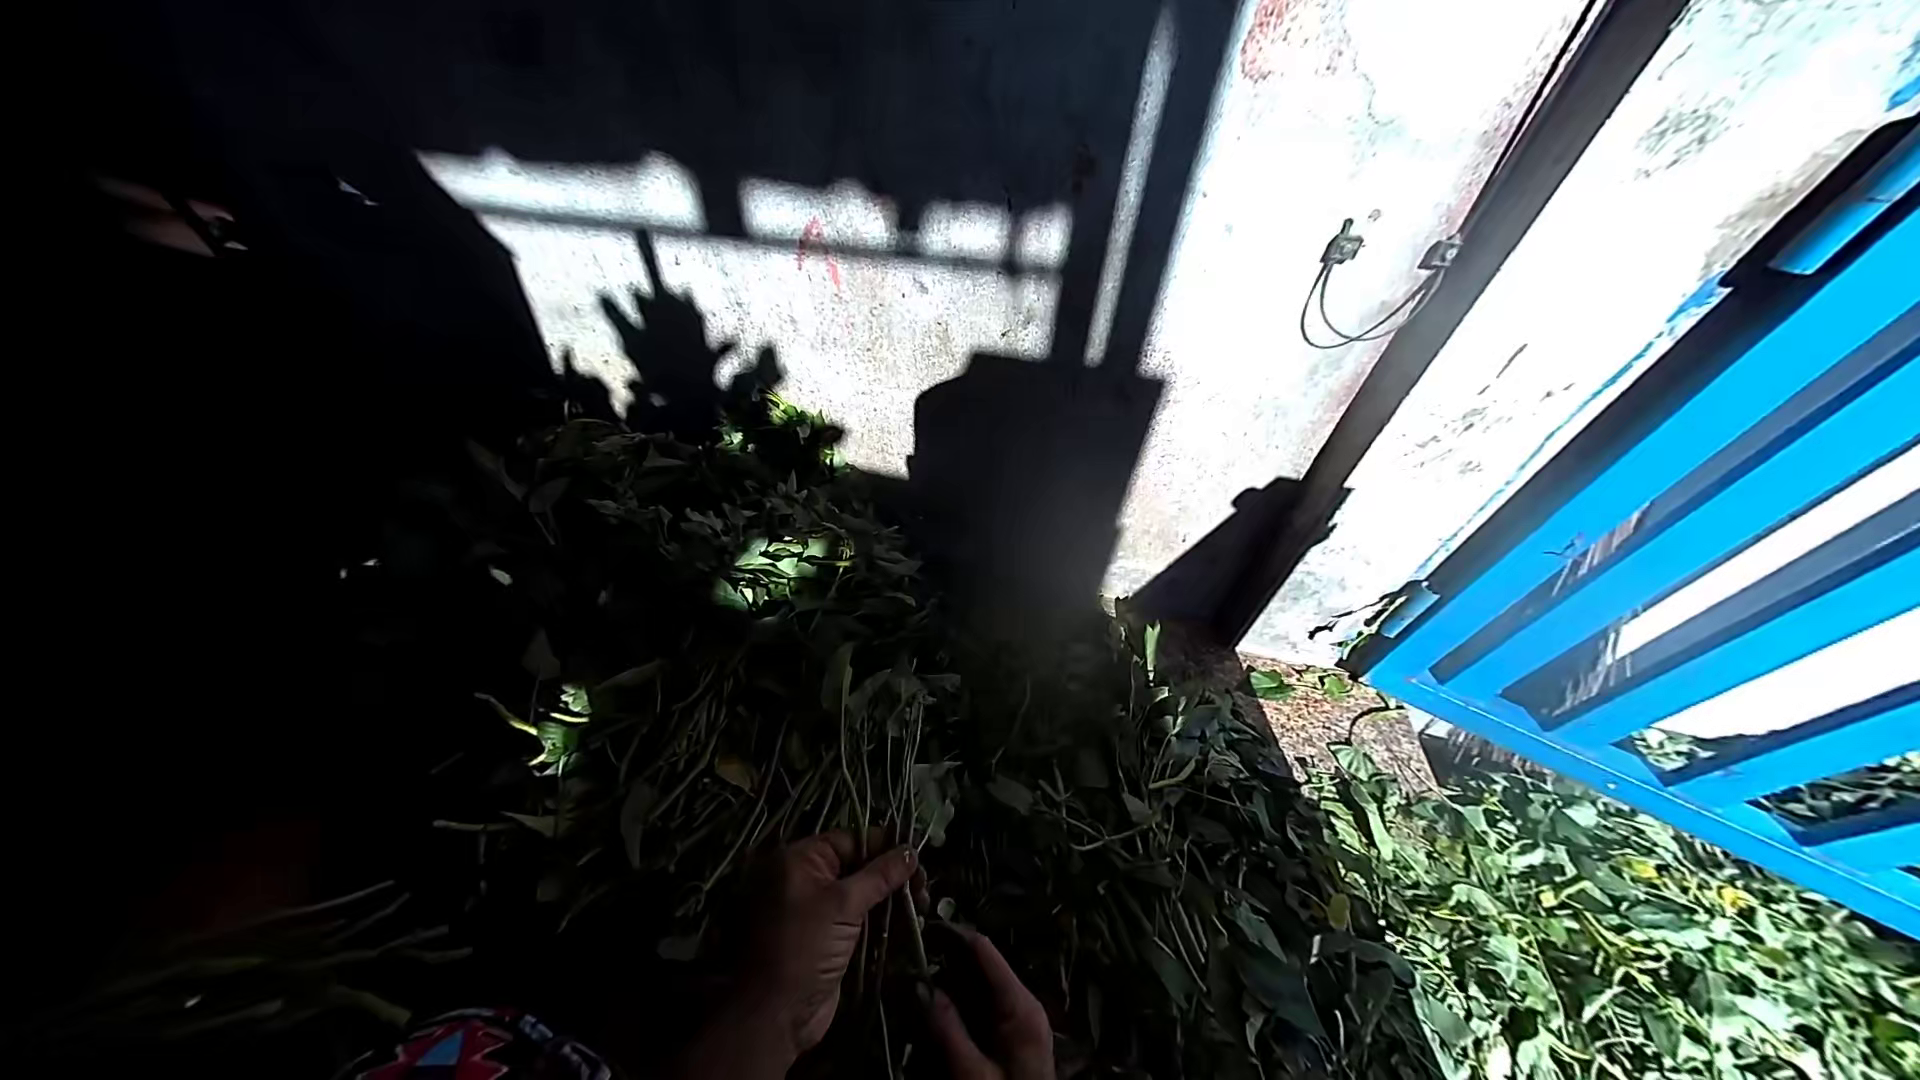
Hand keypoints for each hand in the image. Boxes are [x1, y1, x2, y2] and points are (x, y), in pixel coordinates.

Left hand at [677, 832, 915, 1077]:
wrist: (778, 1015)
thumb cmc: (805, 947)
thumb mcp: (843, 904)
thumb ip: (880, 874)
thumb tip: (910, 850)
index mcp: (800, 860)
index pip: (850, 840)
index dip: (884, 844)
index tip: (916, 853)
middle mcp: (807, 879)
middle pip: (859, 865)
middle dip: (892, 874)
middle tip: (923, 885)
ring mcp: (817, 909)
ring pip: (863, 893)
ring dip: (892, 898)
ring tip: (922, 904)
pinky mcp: (828, 936)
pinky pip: (859, 917)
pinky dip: (882, 918)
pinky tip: (909, 921)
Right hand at [924, 927, 1054, 1079]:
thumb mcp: (972, 1076)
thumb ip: (946, 1027)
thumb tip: (918, 984)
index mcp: (1019, 1003)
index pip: (982, 949)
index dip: (950, 934)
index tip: (917, 929)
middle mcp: (1021, 1003)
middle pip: (978, 966)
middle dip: (941, 960)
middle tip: (906, 959)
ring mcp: (1016, 1020)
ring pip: (975, 987)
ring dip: (945, 983)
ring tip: (911, 981)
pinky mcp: (1009, 1038)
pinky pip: (978, 1009)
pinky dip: (954, 1005)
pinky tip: (931, 1010)